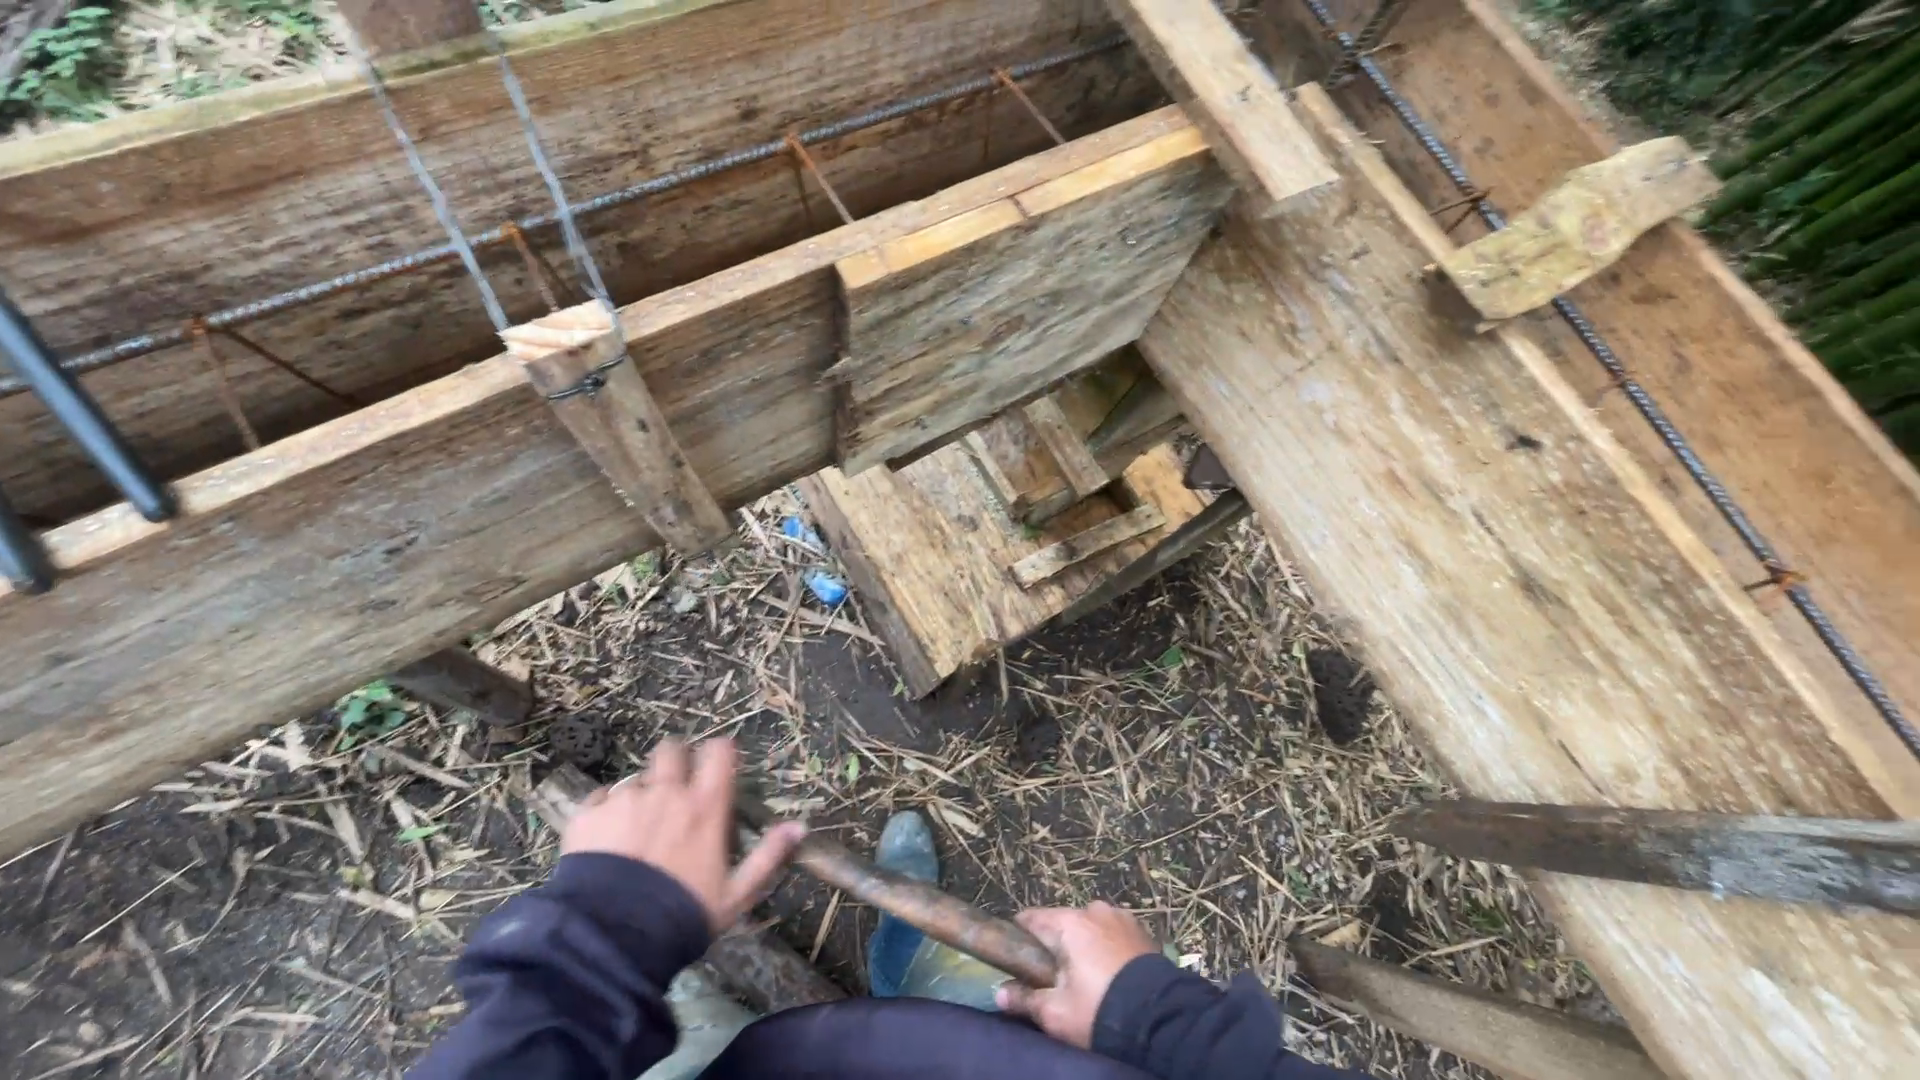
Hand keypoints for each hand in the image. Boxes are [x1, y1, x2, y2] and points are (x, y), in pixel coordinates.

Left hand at [562, 737, 807, 931]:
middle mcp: (667, 792)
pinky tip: (605, 842)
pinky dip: (604, 814)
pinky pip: (599, 801)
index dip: (718, 752)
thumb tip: (799, 827)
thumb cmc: (682, 915)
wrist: (612, 939)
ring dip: (639, 796)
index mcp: (706, 806)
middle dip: (673, 761)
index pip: (718, 753)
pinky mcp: (588, 815)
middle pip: (671, 750)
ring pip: (635, 780)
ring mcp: (625, 800)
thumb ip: (768, 856)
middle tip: (672, 788)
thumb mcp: (736, 894)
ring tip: (635, 831)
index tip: (717, 762)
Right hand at [995, 901, 1157, 1048]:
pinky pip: (1112, 934)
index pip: (1031, 918)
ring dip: (1084, 945)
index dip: (1020, 936)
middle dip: (1055, 944)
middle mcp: (1093, 909)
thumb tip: (1000, 993)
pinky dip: (1107, 947)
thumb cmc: (1099, 1010)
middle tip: (1054, 976)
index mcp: (1069, 922)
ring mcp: (1121, 917)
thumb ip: (1025, 1000)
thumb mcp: (1056, 1013)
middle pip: (1062, 923)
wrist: (1162, 1019)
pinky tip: (1110, 972)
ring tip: (1087, 976)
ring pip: (1089, 927)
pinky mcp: (1141, 930)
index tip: (1016, 957)